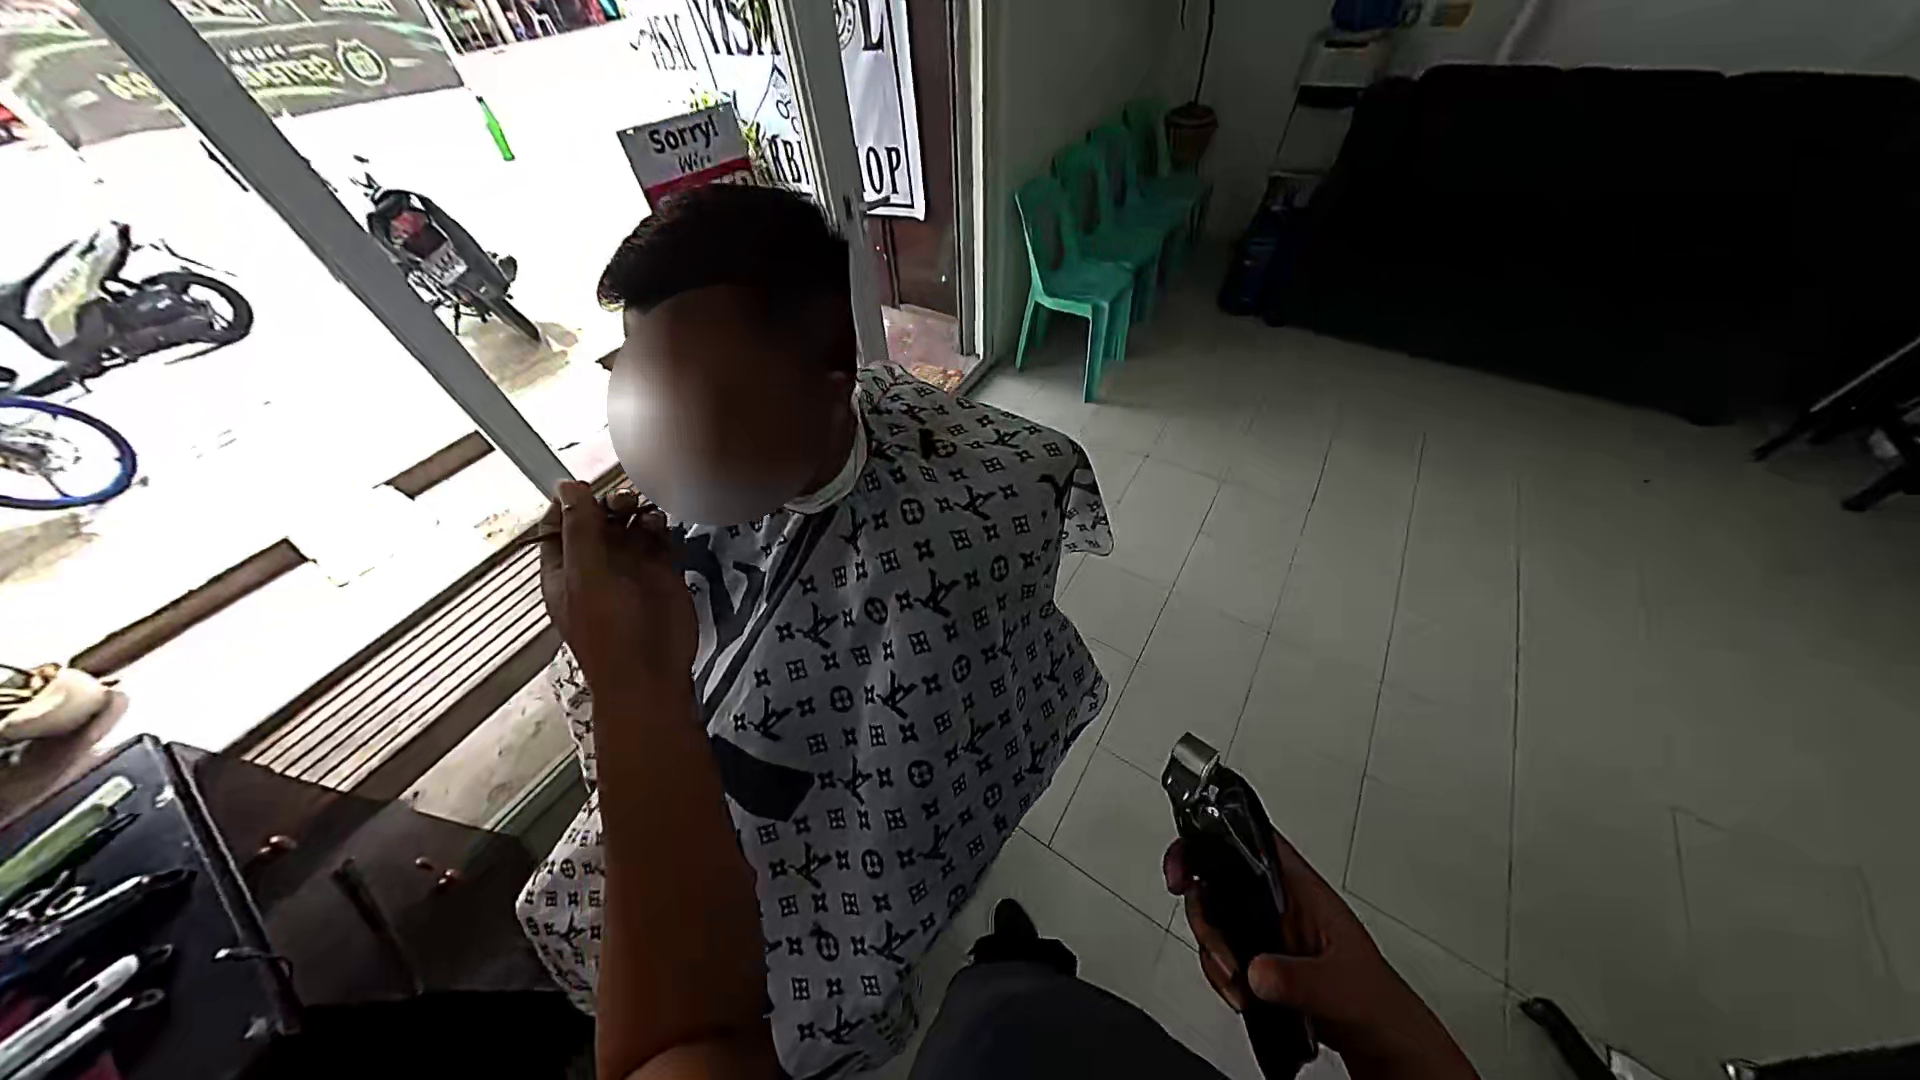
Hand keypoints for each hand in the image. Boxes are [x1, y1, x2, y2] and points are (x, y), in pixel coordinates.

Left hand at [539, 482, 695, 688]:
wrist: (653, 671)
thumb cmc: (610, 630)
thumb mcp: (587, 577)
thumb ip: (580, 530)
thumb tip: (567, 486)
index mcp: (565, 569)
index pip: (559, 525)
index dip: (570, 503)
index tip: (587, 485)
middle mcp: (597, 566)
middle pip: (598, 521)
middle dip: (608, 505)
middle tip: (625, 500)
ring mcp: (631, 569)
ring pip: (630, 527)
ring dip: (636, 513)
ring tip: (645, 511)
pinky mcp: (662, 573)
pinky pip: (659, 540)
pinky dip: (659, 527)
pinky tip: (660, 526)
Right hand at [1164, 833, 1477, 1078]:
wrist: (1384, 1046)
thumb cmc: (1380, 1004)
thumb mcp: (1343, 986)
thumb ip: (1300, 978)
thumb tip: (1259, 971)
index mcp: (1296, 884)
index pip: (1247, 836)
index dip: (1210, 833)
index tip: (1187, 860)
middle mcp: (1274, 898)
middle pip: (1215, 877)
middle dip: (1203, 909)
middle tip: (1212, 939)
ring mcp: (1262, 926)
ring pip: (1212, 915)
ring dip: (1211, 948)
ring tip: (1235, 981)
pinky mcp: (1255, 954)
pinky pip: (1218, 950)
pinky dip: (1218, 973)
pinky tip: (1239, 995)